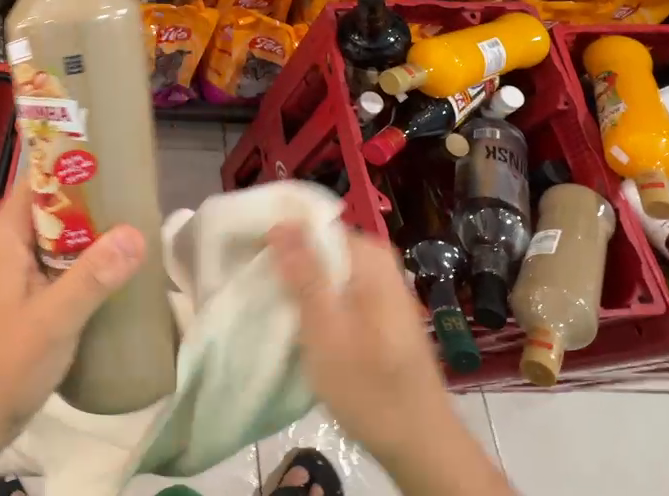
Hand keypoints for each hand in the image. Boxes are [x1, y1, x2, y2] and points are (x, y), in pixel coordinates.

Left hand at [0, 174, 147, 446]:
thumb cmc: (9, 362)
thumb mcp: (56, 318)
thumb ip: (94, 276)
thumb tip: (136, 232)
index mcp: (7, 236)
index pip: (36, 179)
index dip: (67, 161)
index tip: (107, 152)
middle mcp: (9, 245)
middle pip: (51, 205)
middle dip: (88, 196)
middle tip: (133, 188)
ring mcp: (18, 272)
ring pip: (58, 236)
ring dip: (89, 230)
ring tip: (134, 220)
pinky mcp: (28, 296)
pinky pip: (59, 263)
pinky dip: (84, 258)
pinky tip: (116, 266)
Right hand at [267, 221, 447, 449]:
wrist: (421, 447)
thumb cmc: (370, 389)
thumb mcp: (327, 331)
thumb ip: (305, 274)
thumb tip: (281, 222)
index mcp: (371, 260)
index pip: (316, 223)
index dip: (279, 232)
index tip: (247, 251)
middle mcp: (381, 267)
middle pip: (322, 245)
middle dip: (288, 258)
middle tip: (253, 278)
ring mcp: (383, 292)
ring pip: (328, 270)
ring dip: (299, 282)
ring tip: (268, 298)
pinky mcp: (380, 317)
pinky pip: (338, 291)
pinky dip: (316, 300)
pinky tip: (298, 321)